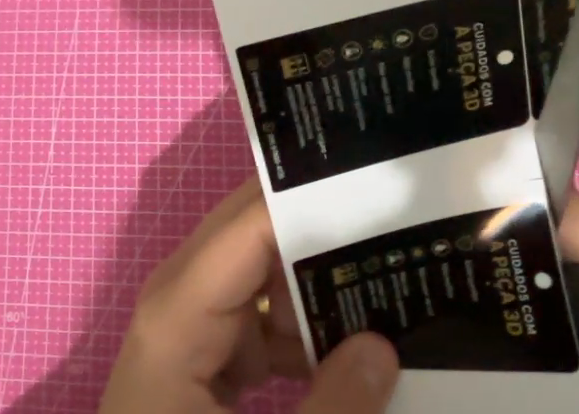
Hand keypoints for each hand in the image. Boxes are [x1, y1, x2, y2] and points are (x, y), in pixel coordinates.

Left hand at [99, 179, 401, 413]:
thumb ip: (330, 410)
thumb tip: (382, 346)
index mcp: (178, 313)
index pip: (250, 226)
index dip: (311, 200)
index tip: (377, 187)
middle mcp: (181, 300)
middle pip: (257, 239)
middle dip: (324, 229)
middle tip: (400, 219)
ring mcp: (194, 326)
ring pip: (266, 278)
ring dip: (321, 283)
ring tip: (394, 277)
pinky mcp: (208, 356)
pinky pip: (264, 320)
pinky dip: (307, 329)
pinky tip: (360, 347)